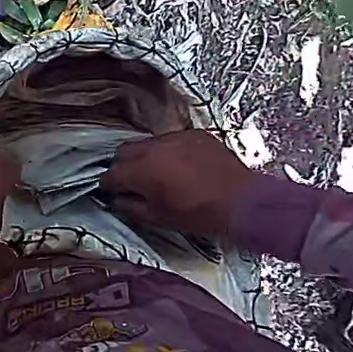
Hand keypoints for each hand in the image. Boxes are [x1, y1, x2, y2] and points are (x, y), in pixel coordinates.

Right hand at [101, 129, 256, 238]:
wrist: (243, 203)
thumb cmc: (197, 215)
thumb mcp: (158, 218)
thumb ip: (130, 207)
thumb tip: (116, 199)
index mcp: (141, 170)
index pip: (111, 174)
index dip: (109, 185)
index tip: (114, 193)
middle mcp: (153, 148)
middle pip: (124, 151)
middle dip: (123, 166)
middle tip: (134, 182)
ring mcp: (175, 137)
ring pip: (147, 143)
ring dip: (145, 156)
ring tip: (158, 173)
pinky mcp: (194, 134)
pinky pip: (171, 139)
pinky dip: (168, 151)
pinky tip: (181, 165)